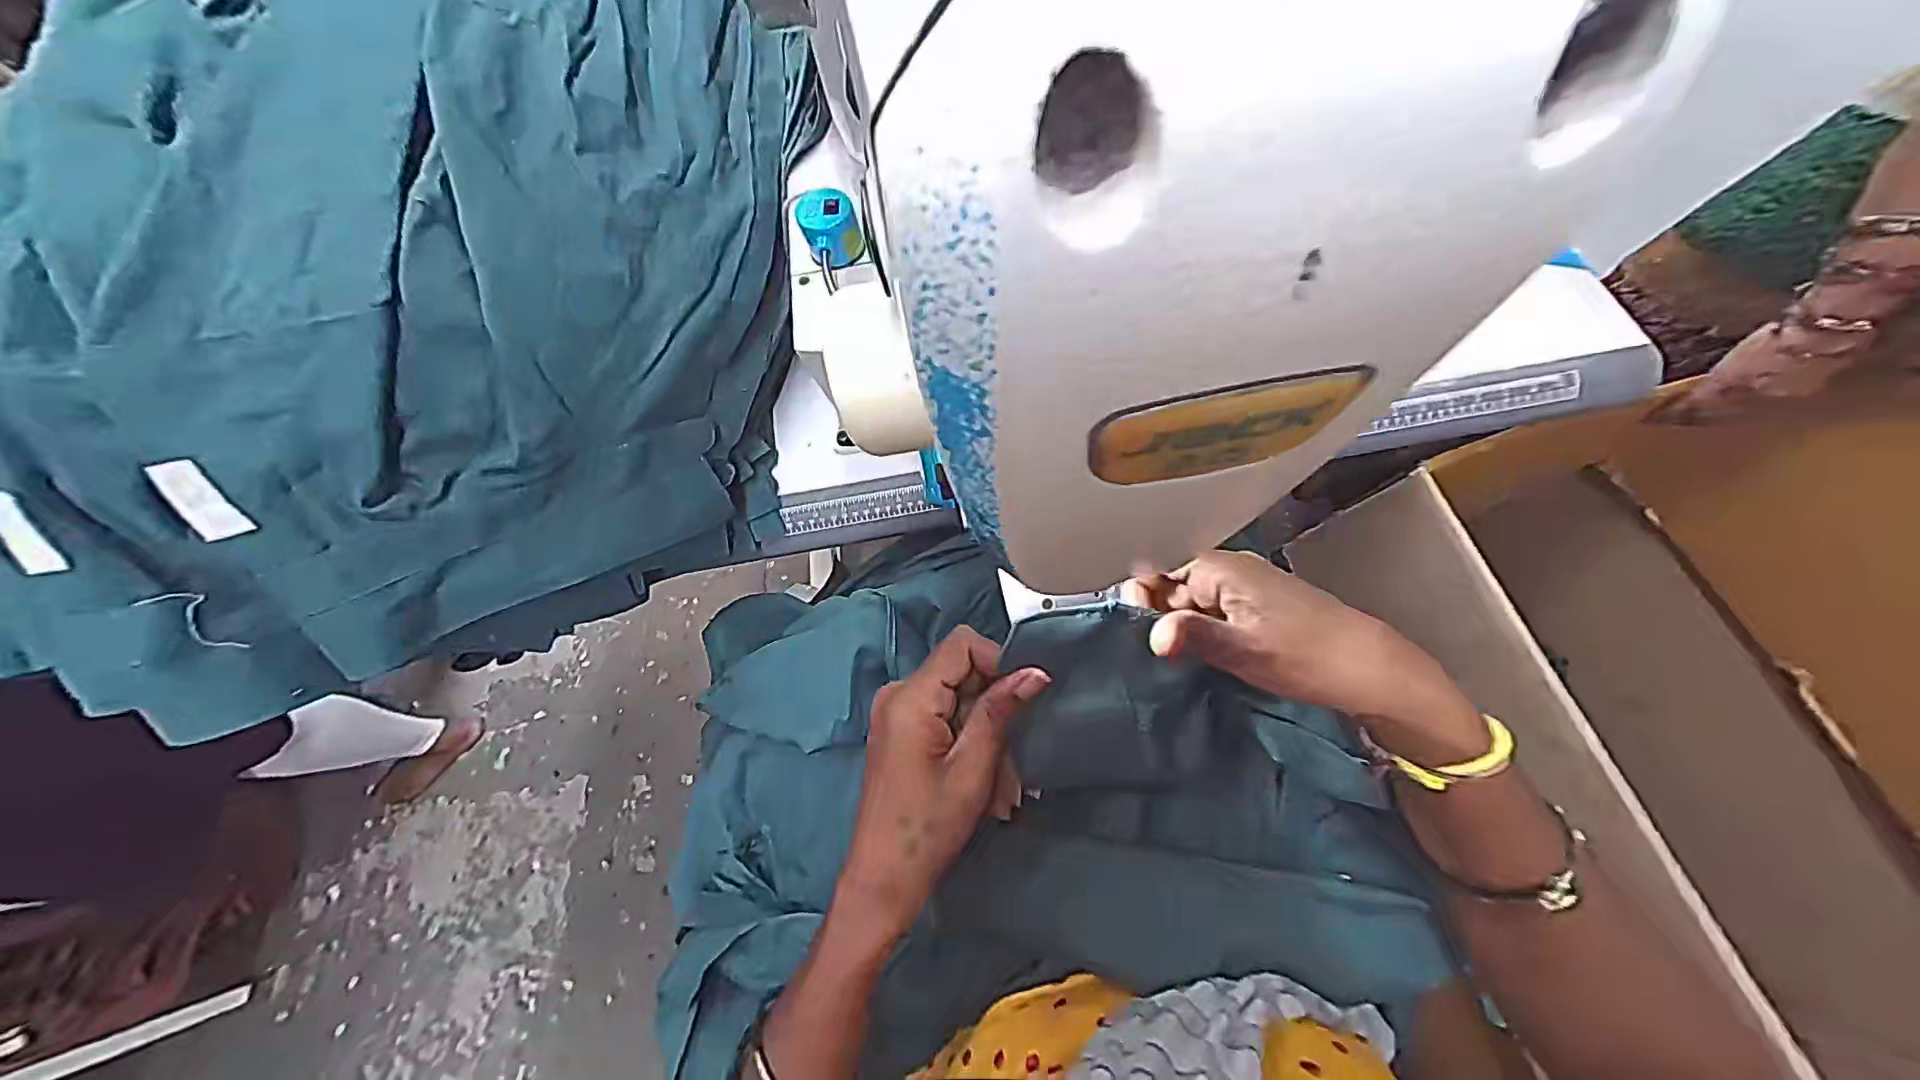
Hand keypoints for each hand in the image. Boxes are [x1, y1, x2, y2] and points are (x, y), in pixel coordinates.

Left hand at [833, 627, 1049, 945]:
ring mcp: (896, 713)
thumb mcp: (973, 767)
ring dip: (985, 734)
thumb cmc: (926, 828)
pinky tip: (979, 781)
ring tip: (996, 784)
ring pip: (958, 700)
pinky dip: (967, 742)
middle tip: (1009, 759)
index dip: (997, 663)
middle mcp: (897, 694)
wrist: (884, 878)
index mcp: (910, 696)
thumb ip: (1000, 711)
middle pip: (962, 674)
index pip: (962, 645)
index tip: (1017, 702)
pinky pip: (944, 717)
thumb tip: (1034, 673)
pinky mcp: (900, 730)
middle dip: (993, 709)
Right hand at [1124, 551, 1485, 763]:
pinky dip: (1200, 636)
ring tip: (1178, 660)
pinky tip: (1200, 659)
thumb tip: (1151, 634)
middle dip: (1159, 619)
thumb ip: (1194, 636)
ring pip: (1189, 606)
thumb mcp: (1245, 649)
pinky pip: (1210, 617)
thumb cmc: (1307, 655)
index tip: (1139, 633)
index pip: (1156, 572)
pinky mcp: (1252, 611)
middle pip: (1170, 589)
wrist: (1371, 671)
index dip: (1141, 600)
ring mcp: (1241, 590)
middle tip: (1161, 654)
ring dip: (1180, 631)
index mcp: (1219, 567)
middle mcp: (1227, 570)